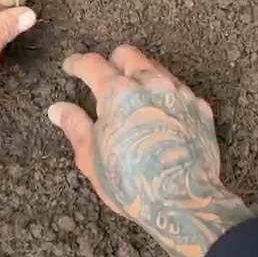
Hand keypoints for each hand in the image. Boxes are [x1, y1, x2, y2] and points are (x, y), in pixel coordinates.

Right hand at [47, 46, 251, 256]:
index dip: (77, 63)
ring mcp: (178, 93)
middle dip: (112, 61)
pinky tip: (159, 114)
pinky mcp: (199, 108)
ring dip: (140, 75)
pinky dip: (164, 95)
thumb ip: (74, 126)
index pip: (93, 64)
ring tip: (133, 97)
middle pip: (128, 55)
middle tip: (104, 78)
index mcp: (118, 93)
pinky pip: (178, 89)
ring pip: (155, 68)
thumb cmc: (132, 183)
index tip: (71, 66)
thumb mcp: (92, 158)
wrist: (186, 201)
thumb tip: (57, 109)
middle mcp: (150, 84)